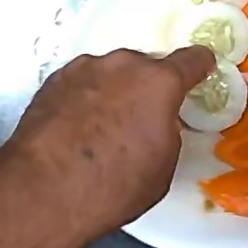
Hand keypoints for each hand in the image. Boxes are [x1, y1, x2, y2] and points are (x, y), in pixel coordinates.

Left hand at [0, 46, 214, 243]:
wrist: (45, 186)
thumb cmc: (114, 183)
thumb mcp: (162, 165)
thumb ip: (166, 129)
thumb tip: (156, 120)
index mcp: (158, 82)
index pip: (190, 60)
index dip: (198, 64)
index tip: (201, 65)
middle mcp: (122, 64)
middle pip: (144, 68)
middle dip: (145, 88)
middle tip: (139, 118)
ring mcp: (84, 67)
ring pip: (109, 73)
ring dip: (112, 91)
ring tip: (101, 127)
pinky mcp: (54, 79)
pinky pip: (81, 83)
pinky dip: (84, 98)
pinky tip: (76, 126)